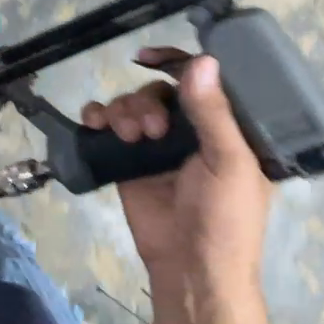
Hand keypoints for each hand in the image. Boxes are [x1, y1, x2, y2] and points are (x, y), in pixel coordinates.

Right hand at [82, 49, 271, 305]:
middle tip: (151, 131)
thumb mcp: (229, 163)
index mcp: (227, 130)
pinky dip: (97, 117)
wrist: (189, 265)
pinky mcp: (127, 159)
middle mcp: (192, 132)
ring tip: (128, 137)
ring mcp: (156, 145)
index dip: (178, 63)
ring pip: (131, 104)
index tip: (147, 57)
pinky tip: (94, 124)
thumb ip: (213, 113)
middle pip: (159, 91)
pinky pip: (106, 124)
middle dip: (146, 102)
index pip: (204, 83)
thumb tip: (203, 61)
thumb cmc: (225, 218)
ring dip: (123, 111)